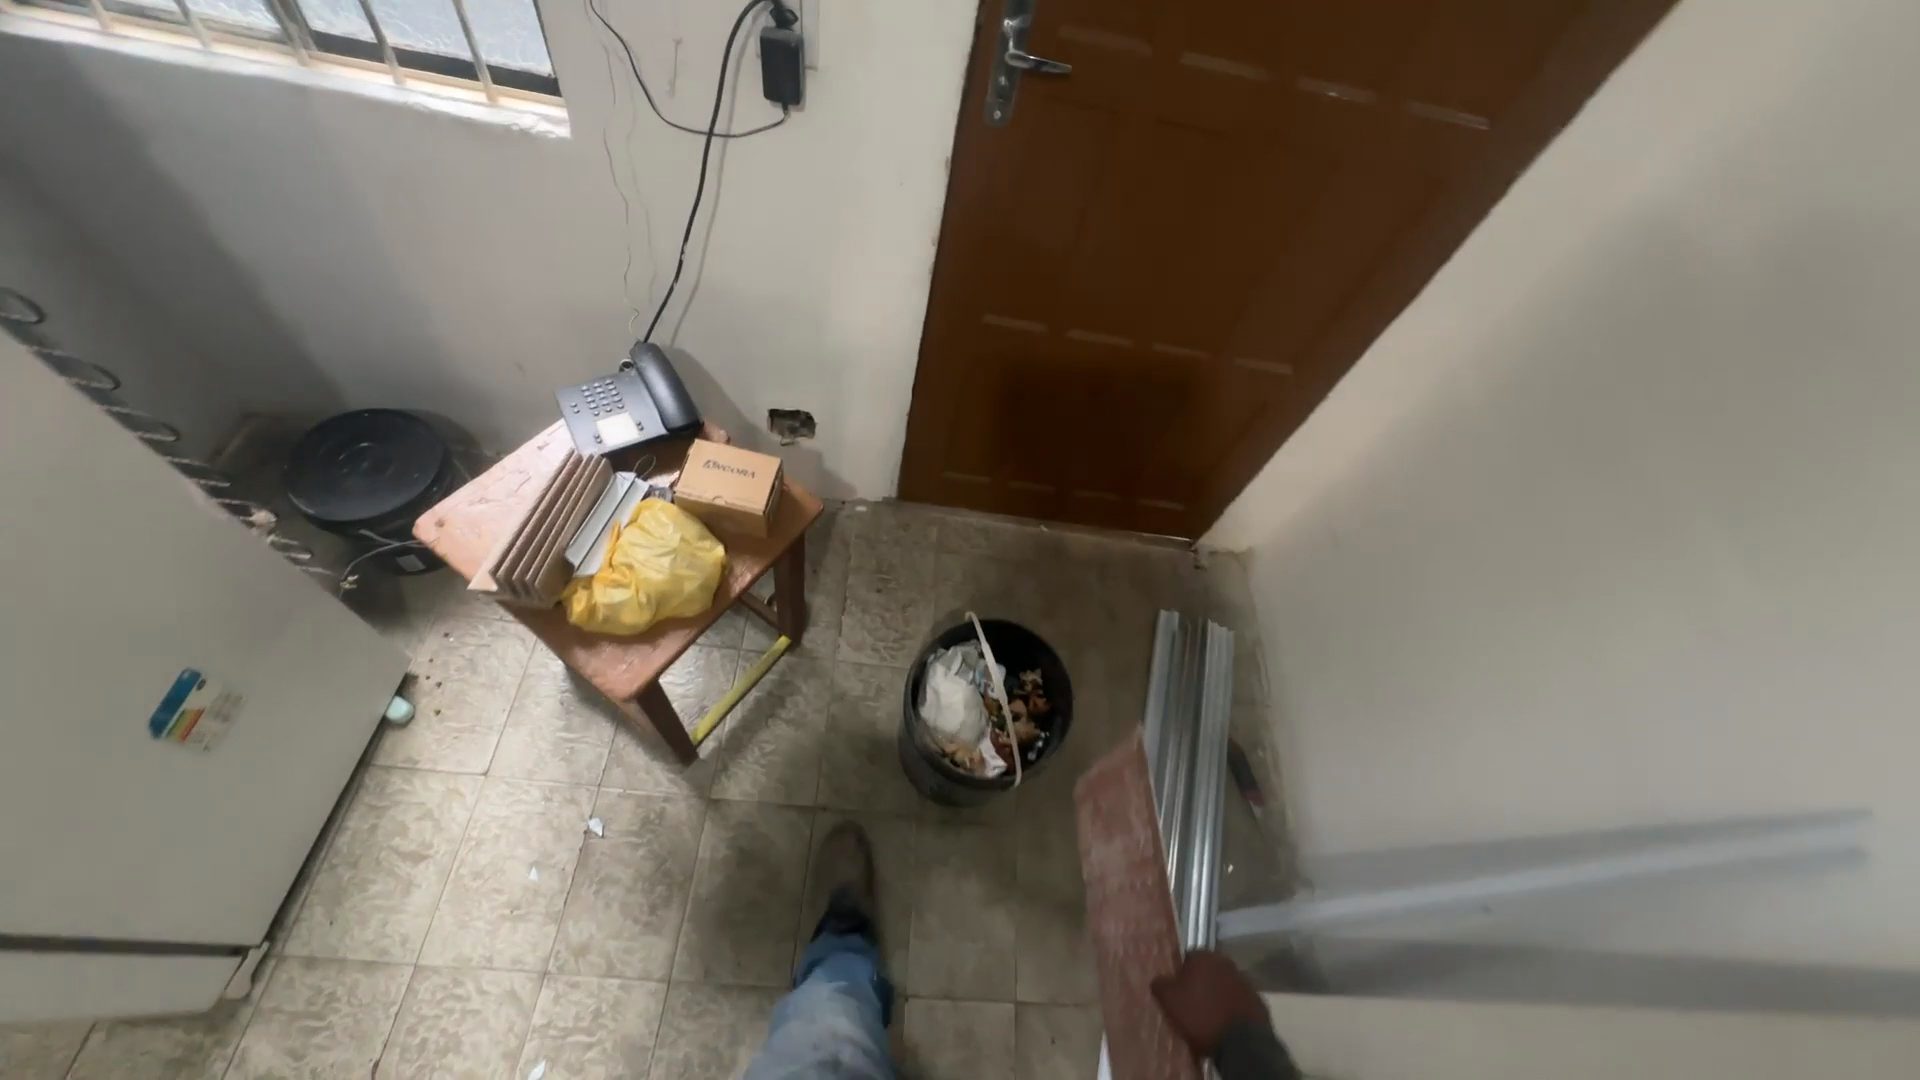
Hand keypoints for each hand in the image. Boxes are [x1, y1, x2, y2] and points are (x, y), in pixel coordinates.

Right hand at [1150, 950, 1269, 1057]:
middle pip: (1207, 970)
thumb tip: (1159, 978)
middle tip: (1192, 1004)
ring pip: (1224, 985)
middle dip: (1200, 983)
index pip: (1186, 958)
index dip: (1180, 975)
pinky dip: (1232, 1008)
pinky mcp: (1258, 1001)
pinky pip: (1239, 1001)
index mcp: (1203, 956)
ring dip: (1218, 995)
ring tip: (1210, 1016)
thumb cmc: (1201, 1016)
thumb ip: (1160, 983)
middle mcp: (1225, 962)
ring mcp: (1245, 981)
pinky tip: (1226, 1024)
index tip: (1177, 992)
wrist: (1242, 1045)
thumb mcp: (1169, 1001)